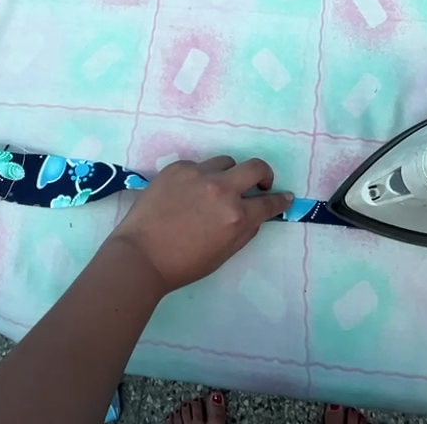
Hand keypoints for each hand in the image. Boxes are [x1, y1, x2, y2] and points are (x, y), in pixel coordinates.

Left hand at [104, 156, 293, 294]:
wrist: (140, 256)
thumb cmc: (183, 264)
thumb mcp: (223, 254)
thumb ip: (245, 231)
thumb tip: (257, 213)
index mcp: (236, 216)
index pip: (268, 203)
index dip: (280, 200)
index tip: (285, 197)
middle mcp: (221, 189)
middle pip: (255, 167)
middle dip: (264, 175)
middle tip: (260, 184)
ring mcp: (198, 174)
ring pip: (226, 162)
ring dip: (229, 174)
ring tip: (217, 189)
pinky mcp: (178, 167)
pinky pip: (198, 165)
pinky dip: (200, 177)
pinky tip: (188, 193)